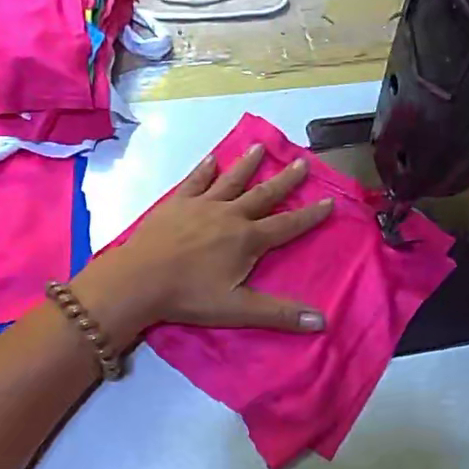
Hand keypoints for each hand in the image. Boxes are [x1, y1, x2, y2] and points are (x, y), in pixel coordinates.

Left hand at [73, 145, 332, 342]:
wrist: (139, 279)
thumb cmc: (190, 296)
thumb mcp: (239, 309)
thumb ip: (280, 313)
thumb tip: (322, 321)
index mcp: (247, 239)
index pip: (287, 225)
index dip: (310, 215)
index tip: (329, 201)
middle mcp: (229, 215)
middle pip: (264, 194)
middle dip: (285, 180)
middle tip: (303, 162)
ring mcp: (201, 205)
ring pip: (231, 180)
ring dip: (247, 164)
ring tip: (260, 147)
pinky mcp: (176, 203)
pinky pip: (195, 181)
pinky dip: (205, 169)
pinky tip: (212, 159)